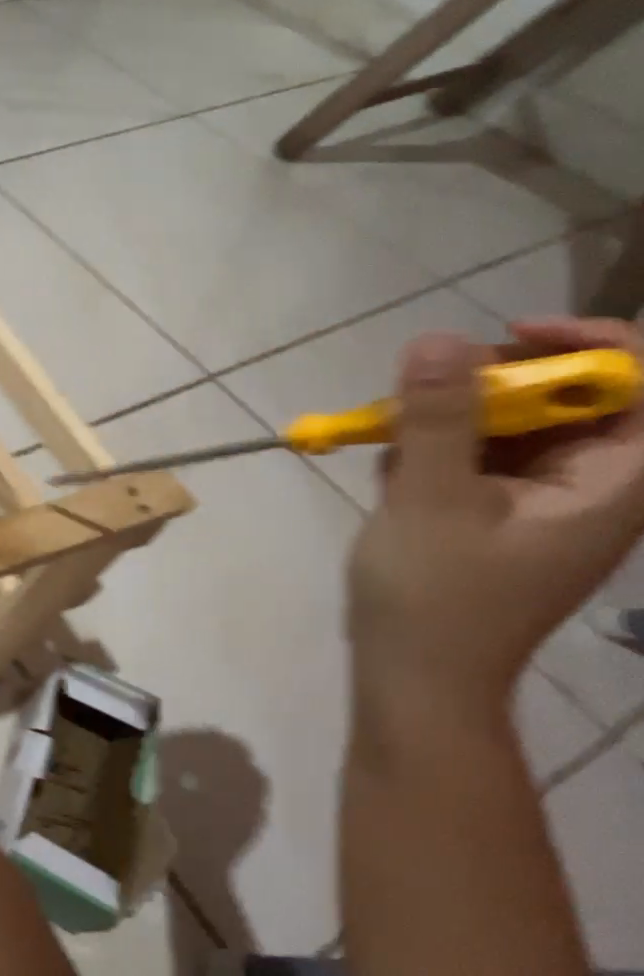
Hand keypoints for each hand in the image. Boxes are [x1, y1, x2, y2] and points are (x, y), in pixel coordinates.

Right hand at [348, 319, 643, 709]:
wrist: (419, 677)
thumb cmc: (436, 594)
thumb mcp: (429, 498)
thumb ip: (440, 417)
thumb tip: (441, 338)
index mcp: (614, 485)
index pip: (643, 387)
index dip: (588, 345)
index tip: (505, 337)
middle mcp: (597, 488)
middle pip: (573, 400)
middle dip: (497, 383)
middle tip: (426, 388)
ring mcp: (550, 505)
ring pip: (519, 428)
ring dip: (455, 420)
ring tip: (396, 437)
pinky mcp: (507, 518)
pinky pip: (487, 459)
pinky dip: (441, 452)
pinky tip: (397, 472)